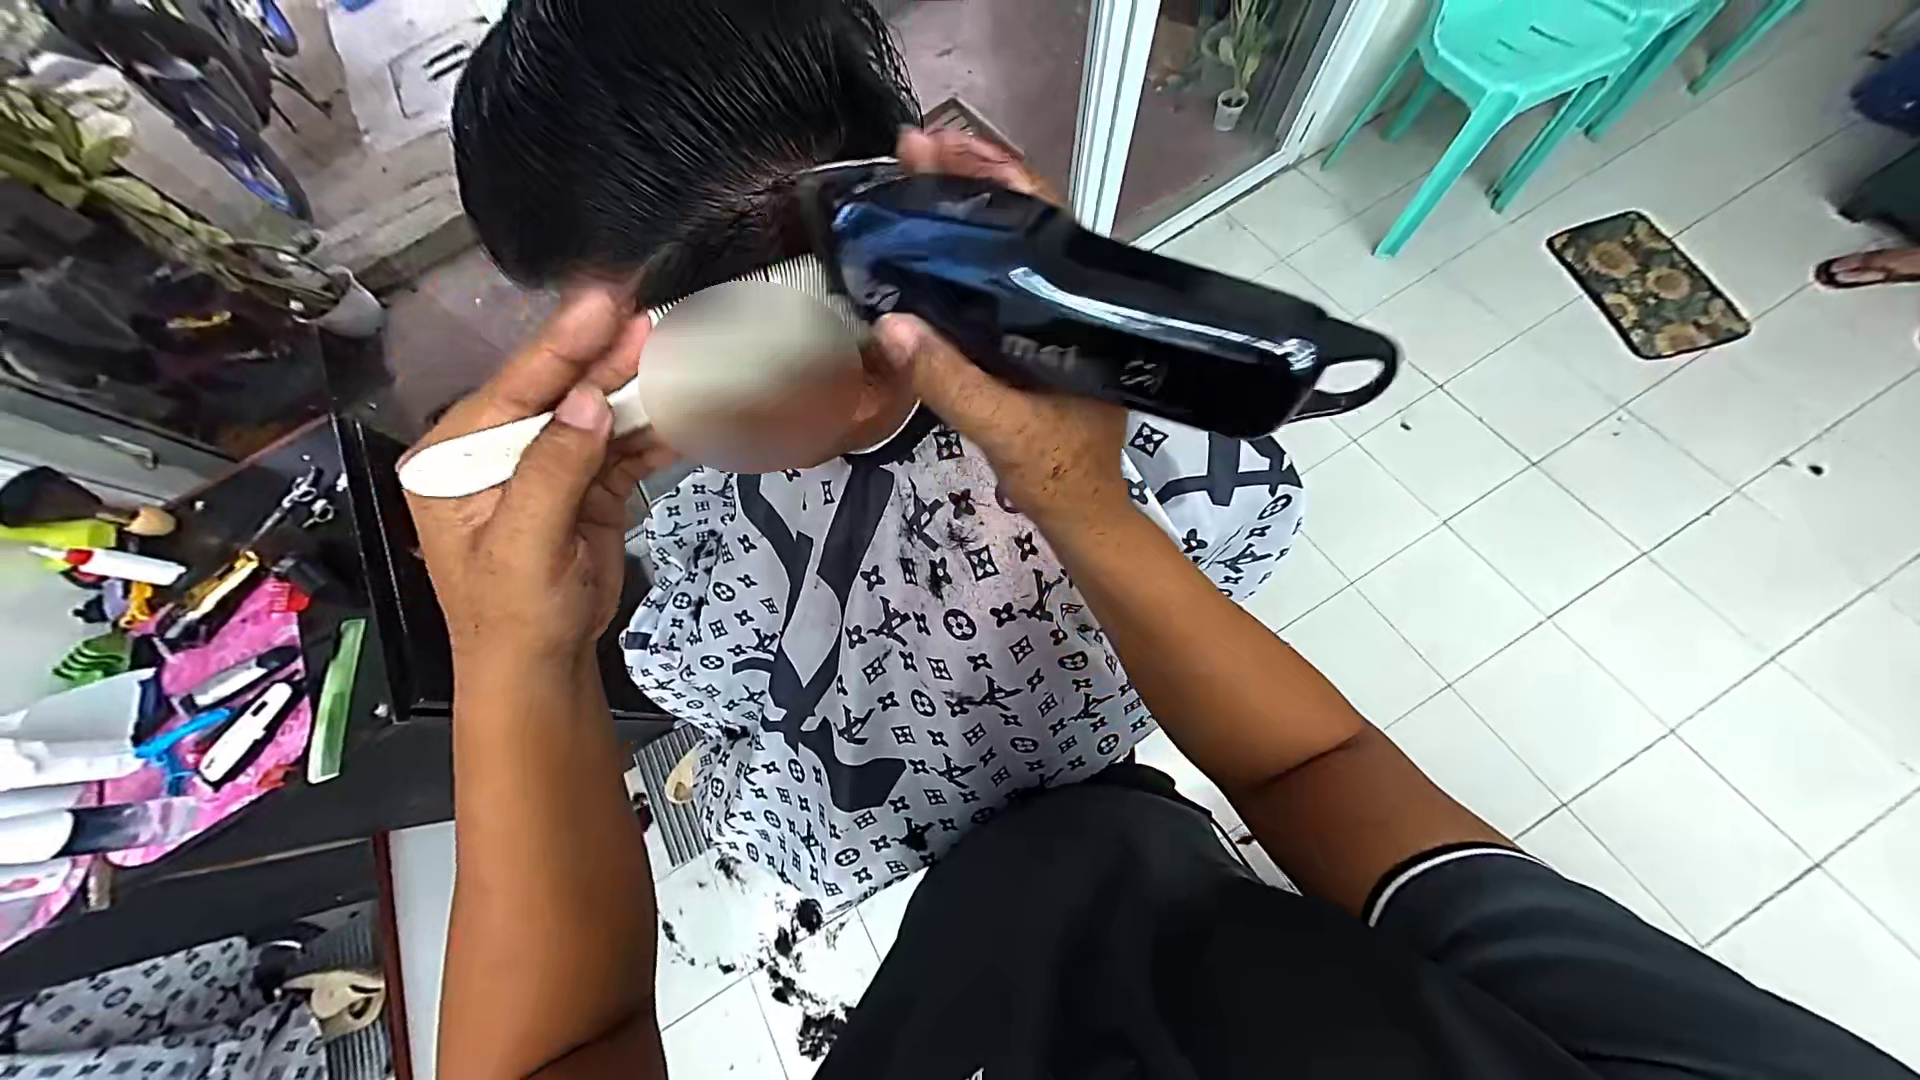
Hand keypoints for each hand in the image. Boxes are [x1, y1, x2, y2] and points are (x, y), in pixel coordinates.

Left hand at [402, 287, 676, 667]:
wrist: (542, 661)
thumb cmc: (512, 612)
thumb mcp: (523, 542)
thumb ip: (553, 468)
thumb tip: (591, 403)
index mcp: (460, 457)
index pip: (517, 389)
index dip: (562, 346)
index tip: (602, 305)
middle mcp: (504, 452)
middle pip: (563, 396)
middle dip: (606, 362)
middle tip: (648, 325)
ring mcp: (552, 470)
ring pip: (600, 421)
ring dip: (637, 396)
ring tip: (673, 362)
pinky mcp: (590, 490)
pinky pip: (624, 454)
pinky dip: (652, 438)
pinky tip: (679, 416)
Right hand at [878, 129, 1129, 529]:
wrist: (1079, 510)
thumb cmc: (1058, 472)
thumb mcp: (1004, 429)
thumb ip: (951, 383)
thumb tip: (889, 326)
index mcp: (1079, 311)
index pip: (1043, 217)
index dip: (992, 174)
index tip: (937, 148)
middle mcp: (1069, 304)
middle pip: (1023, 223)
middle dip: (968, 185)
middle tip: (908, 159)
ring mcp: (1050, 322)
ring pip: (1008, 254)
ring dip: (962, 222)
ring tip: (909, 194)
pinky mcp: (1031, 343)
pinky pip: (994, 291)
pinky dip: (960, 268)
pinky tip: (926, 261)